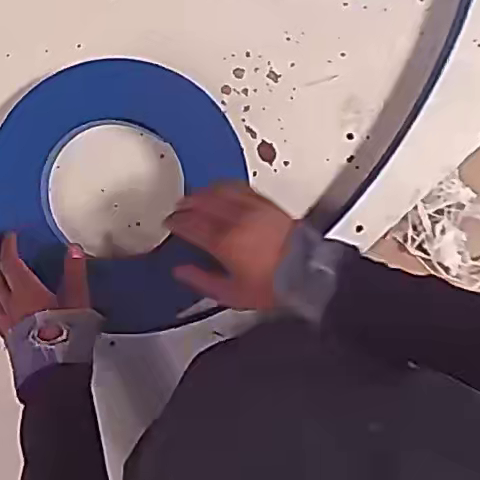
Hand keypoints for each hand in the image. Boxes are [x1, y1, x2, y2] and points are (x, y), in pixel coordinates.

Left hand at [0, 233, 88, 339]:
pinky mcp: (7, 335)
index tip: (9, 236)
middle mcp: (10, 305)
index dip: (8, 246)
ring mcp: (6, 321)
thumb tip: (73, 251)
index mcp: (25, 292)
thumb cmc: (67, 339)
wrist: (55, 375)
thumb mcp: (78, 301)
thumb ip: (75, 273)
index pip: (10, 262)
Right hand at [164, 182, 294, 310]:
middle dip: (185, 205)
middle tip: (178, 208)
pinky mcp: (266, 204)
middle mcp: (235, 220)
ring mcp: (252, 209)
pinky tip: (221, 189)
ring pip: (218, 191)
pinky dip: (225, 186)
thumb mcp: (232, 293)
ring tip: (195, 196)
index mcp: (223, 242)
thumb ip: (202, 280)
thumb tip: (182, 272)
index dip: (176, 222)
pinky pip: (239, 188)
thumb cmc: (274, 284)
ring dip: (202, 192)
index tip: (170, 222)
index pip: (190, 224)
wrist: (309, 274)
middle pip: (201, 203)